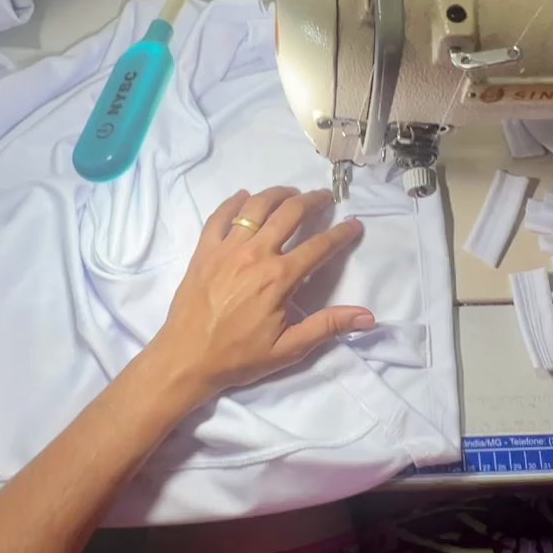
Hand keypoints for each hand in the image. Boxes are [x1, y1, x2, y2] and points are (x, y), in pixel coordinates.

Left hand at [146, 187, 372, 401]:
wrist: (185, 359)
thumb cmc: (239, 357)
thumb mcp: (289, 348)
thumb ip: (327, 326)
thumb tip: (367, 316)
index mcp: (279, 278)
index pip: (319, 246)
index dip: (341, 233)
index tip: (355, 224)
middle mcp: (255, 254)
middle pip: (290, 213)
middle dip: (312, 201)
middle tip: (324, 198)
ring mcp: (227, 248)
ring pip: (256, 206)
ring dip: (278, 193)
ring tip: (291, 193)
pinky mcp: (204, 250)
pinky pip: (220, 216)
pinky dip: (234, 202)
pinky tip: (244, 197)